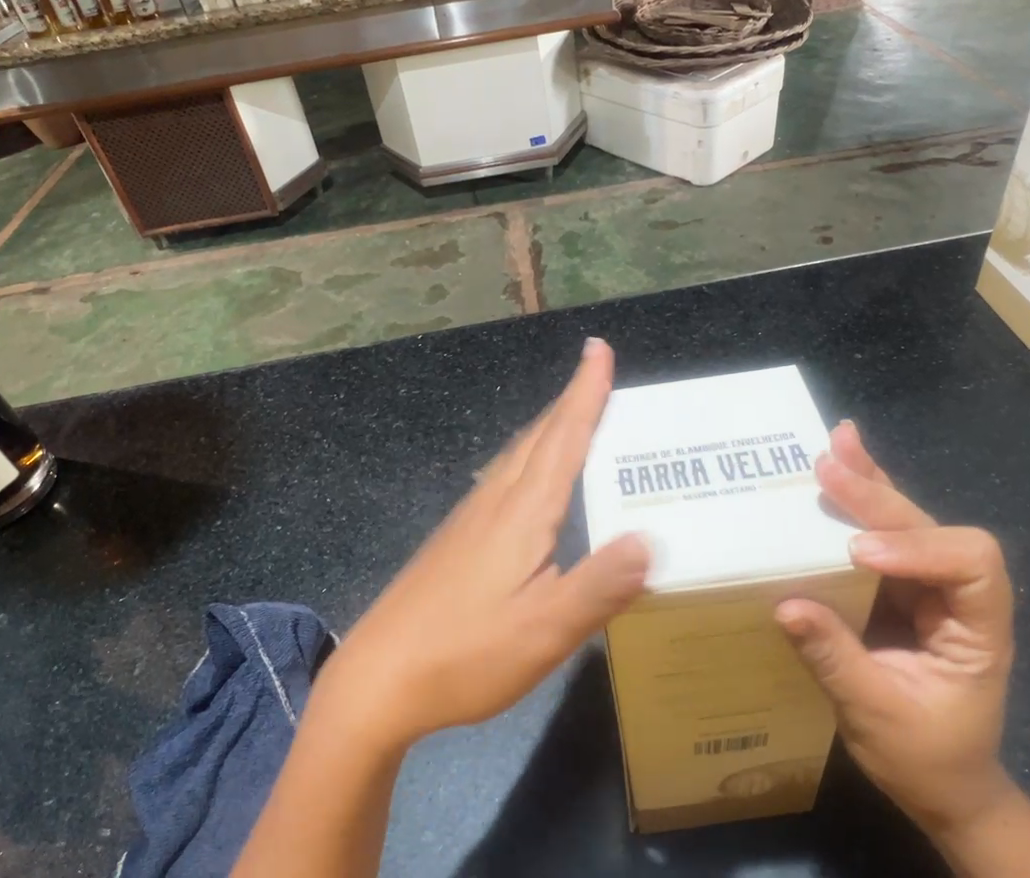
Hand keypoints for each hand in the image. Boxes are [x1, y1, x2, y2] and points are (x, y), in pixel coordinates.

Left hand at [310, 337, 650, 753]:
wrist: (377, 681)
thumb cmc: (465, 655)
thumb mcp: (545, 630)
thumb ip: (599, 585)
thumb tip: (652, 538)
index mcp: (522, 515)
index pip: (563, 440)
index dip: (585, 394)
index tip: (599, 349)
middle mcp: (493, 505)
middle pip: (537, 439)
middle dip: (569, 402)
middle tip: (597, 373)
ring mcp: (467, 523)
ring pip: (515, 458)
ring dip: (548, 430)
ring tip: (571, 418)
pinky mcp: (454, 544)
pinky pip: (501, 481)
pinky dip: (527, 462)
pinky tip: (526, 484)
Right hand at [775, 421, 1015, 831]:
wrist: (944, 785)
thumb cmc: (926, 758)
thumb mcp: (877, 714)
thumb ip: (835, 657)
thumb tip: (786, 605)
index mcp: (979, 630)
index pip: (971, 565)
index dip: (919, 549)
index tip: (859, 554)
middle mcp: (958, 596)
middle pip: (930, 529)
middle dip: (879, 499)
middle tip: (831, 467)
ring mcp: (928, 589)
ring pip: (905, 523)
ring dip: (870, 485)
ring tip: (838, 444)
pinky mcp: (898, 589)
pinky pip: (882, 539)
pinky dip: (860, 504)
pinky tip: (845, 466)